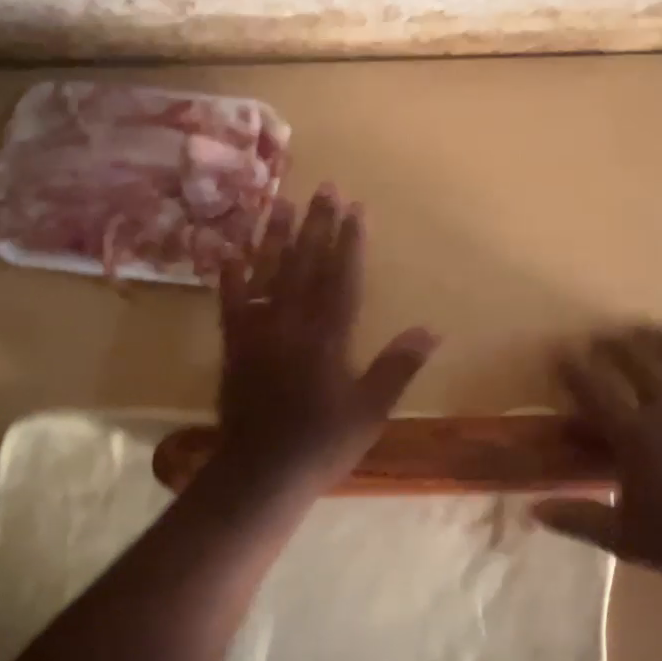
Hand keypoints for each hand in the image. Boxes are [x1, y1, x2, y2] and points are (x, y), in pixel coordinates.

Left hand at [216, 183, 439, 491]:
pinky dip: (230, 277)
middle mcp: (292, 324)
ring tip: (282, 201)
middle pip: (306, 264)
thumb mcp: (371, 411)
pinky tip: (230, 251)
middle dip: (317, 224)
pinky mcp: (234, 346)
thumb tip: (431, 330)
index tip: (356, 208)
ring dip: (276, 236)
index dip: (350, 241)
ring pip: (267, 274)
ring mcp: (258, 332)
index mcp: (329, 337)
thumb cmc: (322, 444)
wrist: (261, 473)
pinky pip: (230, 303)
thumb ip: (397, 368)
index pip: (342, 277)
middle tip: (325, 187)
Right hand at [534, 316, 661, 600]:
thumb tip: (533, 511)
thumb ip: (577, 518)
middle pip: (633, 361)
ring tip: (639, 328)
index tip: (559, 353)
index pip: (593, 390)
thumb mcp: (623, 536)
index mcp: (634, 436)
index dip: (572, 368)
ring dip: (655, 335)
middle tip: (598, 340)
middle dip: (611, 345)